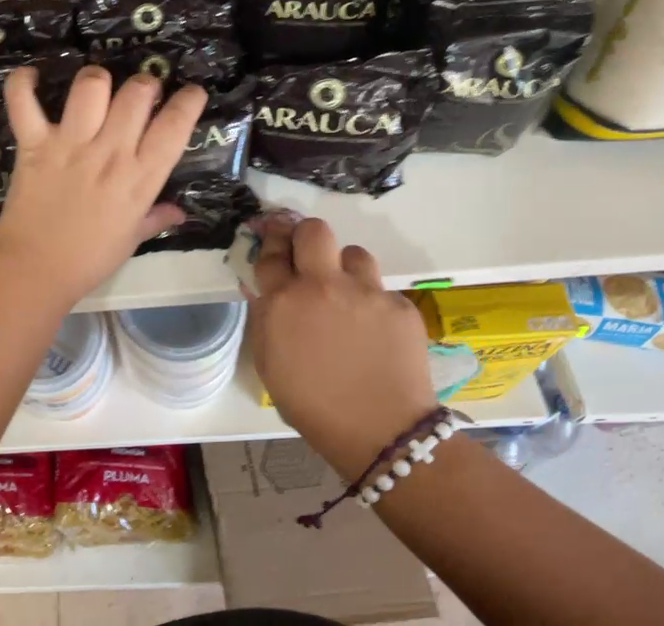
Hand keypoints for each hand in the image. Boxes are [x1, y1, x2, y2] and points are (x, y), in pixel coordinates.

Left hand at [0, 66, 205, 302]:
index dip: (188, 101)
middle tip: (138, 95)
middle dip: (144, 85)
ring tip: (96, 89)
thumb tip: (179, 212)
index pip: (175, 125)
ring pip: (91, 85)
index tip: (191, 93)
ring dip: (97, 79)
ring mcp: (70, 144)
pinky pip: (25, 101)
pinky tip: (32, 75)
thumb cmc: (88, 259)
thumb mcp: (132, 239)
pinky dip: (23, 82)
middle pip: (137, 92)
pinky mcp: (34, 143)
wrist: (34, 270)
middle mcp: (110, 153)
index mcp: (140, 178)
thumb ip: (156, 218)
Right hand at [247, 215, 439, 480]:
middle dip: (307, 235)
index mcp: (283, 301)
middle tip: (308, 254)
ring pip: (353, 253)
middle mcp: (322, 285)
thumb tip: (266, 291)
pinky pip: (381, 289)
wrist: (381, 432)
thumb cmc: (313, 407)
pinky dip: (373, 303)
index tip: (277, 243)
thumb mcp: (269, 364)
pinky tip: (374, 331)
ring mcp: (365, 292)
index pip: (273, 252)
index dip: (273, 243)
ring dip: (345, 268)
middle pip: (313, 230)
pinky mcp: (399, 305)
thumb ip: (265, 319)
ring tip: (347, 295)